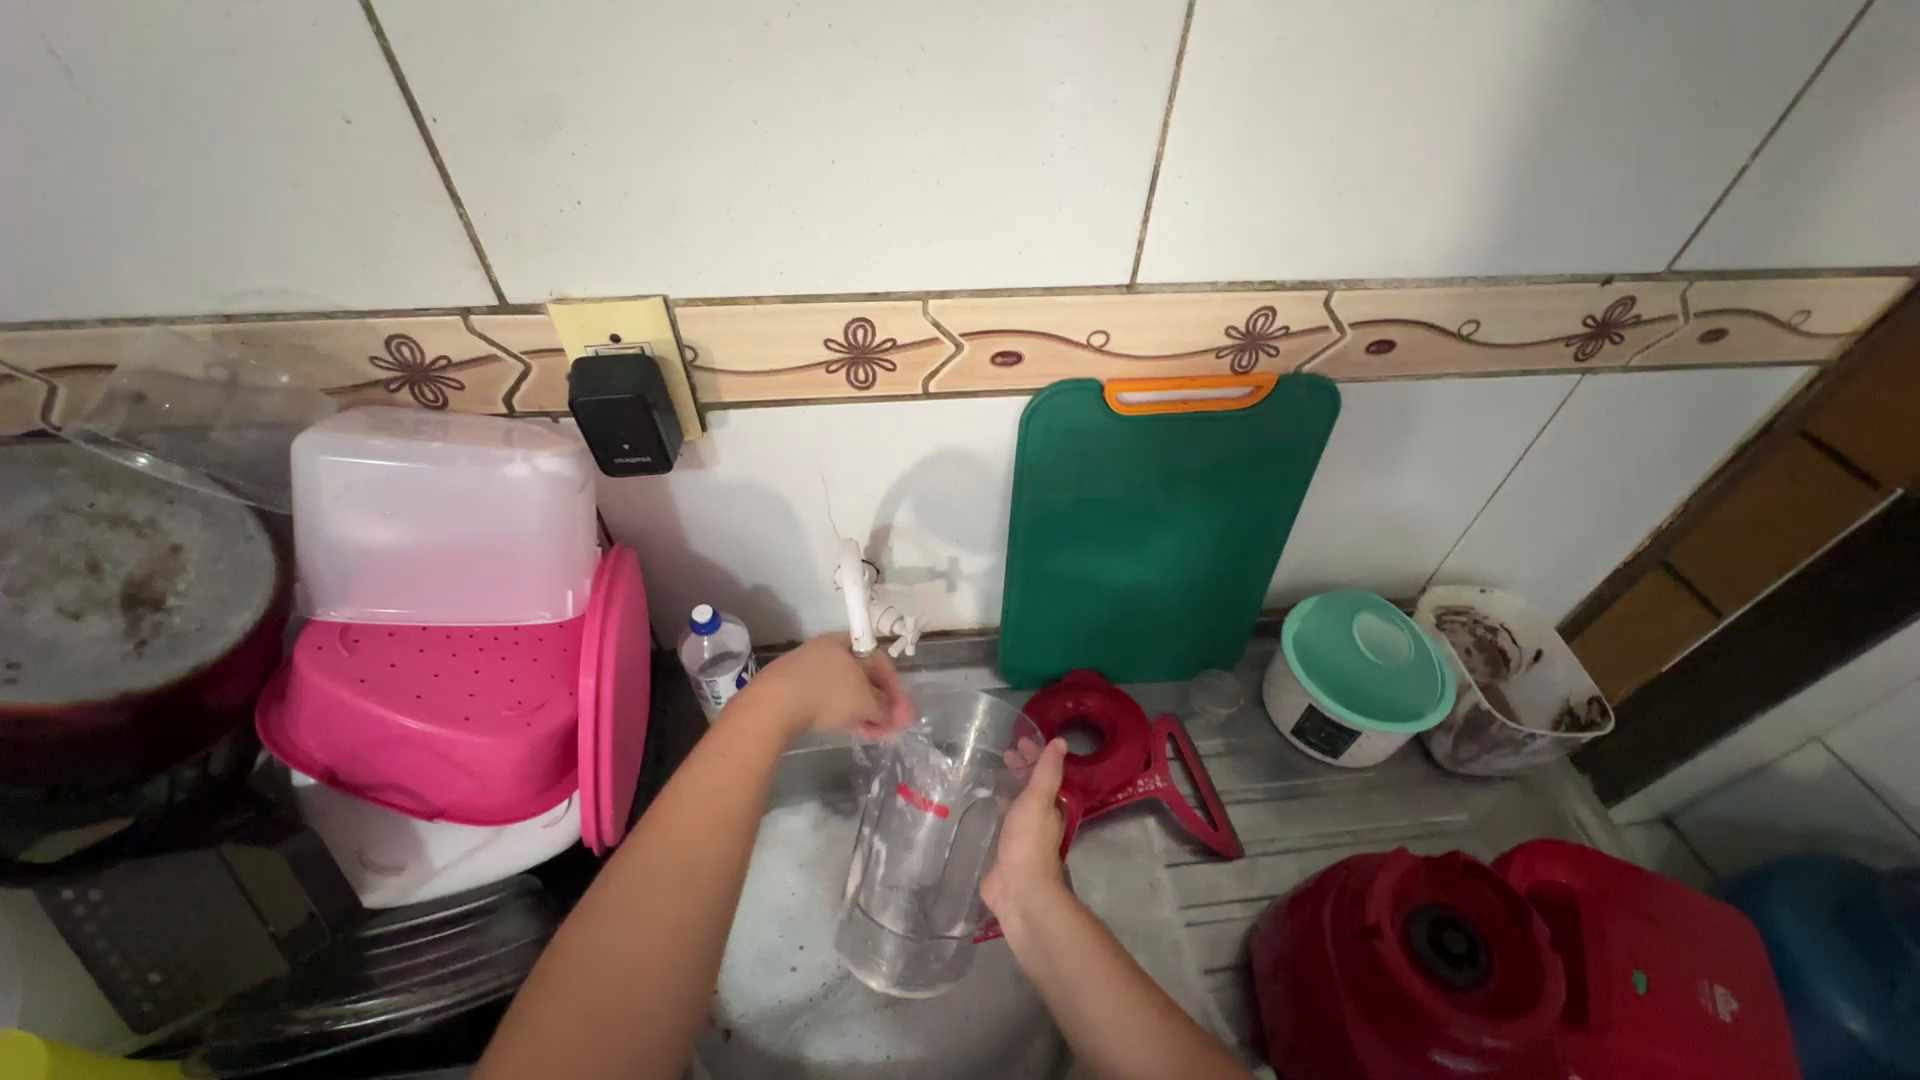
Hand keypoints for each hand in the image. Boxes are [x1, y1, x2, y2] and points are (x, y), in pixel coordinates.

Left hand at [738, 635, 915, 739]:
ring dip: (863, 711)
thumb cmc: (827, 693)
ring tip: (872, 733)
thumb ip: (885, 708)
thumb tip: (895, 714)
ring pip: (845, 690)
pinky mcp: (792, 688)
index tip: (904, 713)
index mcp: (845, 643)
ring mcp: (807, 669)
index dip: (896, 688)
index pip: (880, 662)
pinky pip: (826, 698)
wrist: (773, 704)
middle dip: (880, 703)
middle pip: (862, 676)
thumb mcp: (865, 702)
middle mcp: (826, 651)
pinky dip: (842, 712)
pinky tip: (848, 728)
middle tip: (890, 726)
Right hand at [982, 737, 1070, 917]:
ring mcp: (1021, 836)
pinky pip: (1000, 823)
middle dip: (1020, 770)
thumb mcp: (1038, 800)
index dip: (1033, 755)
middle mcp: (1038, 819)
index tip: (1018, 741)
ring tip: (989, 775)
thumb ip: (1047, 772)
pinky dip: (995, 810)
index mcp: (1050, 807)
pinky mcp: (1004, 851)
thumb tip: (1061, 741)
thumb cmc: (1029, 841)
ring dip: (1007, 788)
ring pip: (1016, 804)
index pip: (1044, 773)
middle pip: (1030, 787)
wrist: (1019, 890)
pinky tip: (981, 807)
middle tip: (1002, 755)